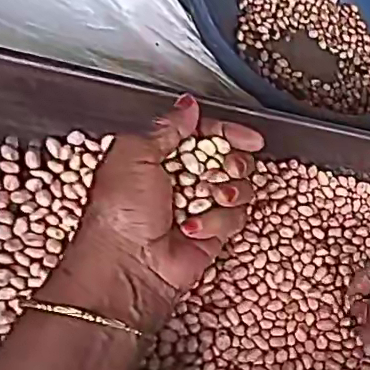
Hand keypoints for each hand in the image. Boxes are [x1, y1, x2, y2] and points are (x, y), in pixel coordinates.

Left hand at [45, 95, 260, 329]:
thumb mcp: (134, 153)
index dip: (228, 133)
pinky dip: (218, 221)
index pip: (205, 135)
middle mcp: (185, 179)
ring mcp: (202, 206)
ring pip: (240, 188)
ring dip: (229, 192)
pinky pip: (237, 217)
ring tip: (210, 199)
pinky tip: (195, 228)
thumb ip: (166, 128)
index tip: (248, 139)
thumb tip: (188, 107)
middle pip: (230, 160)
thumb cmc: (121, 212)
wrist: (130, 262)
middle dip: (233, 164)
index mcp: (162, 155)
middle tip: (225, 169)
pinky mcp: (216, 231)